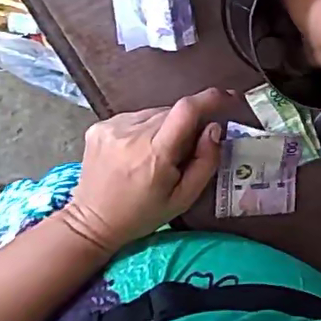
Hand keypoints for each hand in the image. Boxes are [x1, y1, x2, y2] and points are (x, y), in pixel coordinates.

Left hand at [57, 88, 228, 254]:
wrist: (91, 222)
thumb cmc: (142, 214)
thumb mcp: (183, 198)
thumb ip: (205, 162)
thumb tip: (214, 128)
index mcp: (155, 153)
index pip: (186, 109)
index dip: (211, 98)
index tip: (229, 98)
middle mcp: (132, 133)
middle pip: (172, 112)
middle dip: (185, 125)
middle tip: (182, 152)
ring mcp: (112, 127)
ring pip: (154, 113)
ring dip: (163, 127)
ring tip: (155, 155)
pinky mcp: (100, 126)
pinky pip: (135, 117)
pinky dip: (143, 129)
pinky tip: (135, 152)